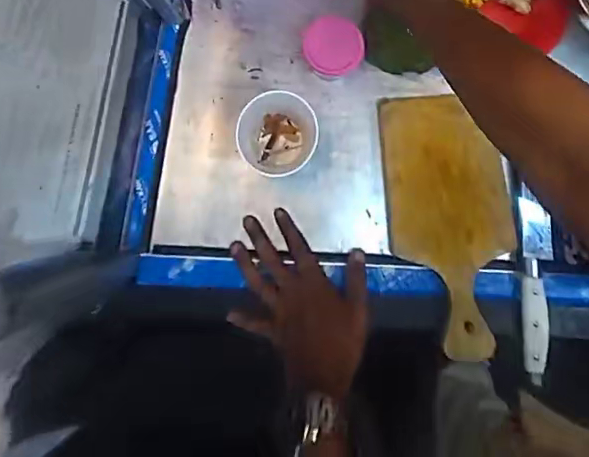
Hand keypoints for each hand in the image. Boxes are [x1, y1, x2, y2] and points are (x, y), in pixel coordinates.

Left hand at [228, 209, 368, 399]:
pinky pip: (256, 323)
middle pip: (272, 259)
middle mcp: (291, 290)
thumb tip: (356, 250)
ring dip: (244, 264)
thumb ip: (356, 278)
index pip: (299, 249)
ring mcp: (279, 309)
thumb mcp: (358, 309)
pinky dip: (244, 318)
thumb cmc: (344, 341)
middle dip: (259, 238)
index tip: (277, 211)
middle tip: (247, 219)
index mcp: (312, 282)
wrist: (323, 377)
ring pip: (258, 282)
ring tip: (233, 246)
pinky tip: (230, 314)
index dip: (288, 230)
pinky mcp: (273, 329)